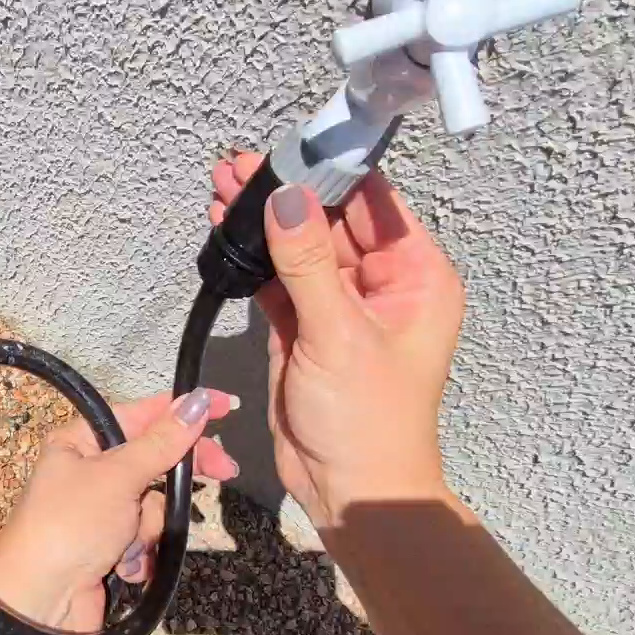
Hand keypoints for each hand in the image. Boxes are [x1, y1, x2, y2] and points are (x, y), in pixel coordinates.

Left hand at [0, 391, 238, 634]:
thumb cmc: (70, 525)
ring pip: (153, 505)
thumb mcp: (117, 476)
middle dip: (176, 478)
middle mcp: (89, 471)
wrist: (41, 602)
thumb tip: (196, 402)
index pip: (140, 415)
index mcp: (80, 441)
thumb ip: (161, 442)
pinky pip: (144, 538)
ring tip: (129, 543)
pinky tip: (122, 566)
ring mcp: (100, 511)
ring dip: (149, 527)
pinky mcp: (109, 546)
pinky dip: (140, 553)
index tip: (225, 406)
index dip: (181, 410)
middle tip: (224, 472)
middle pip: (153, 460)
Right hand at [208, 152, 463, 527]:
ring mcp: (335, 308)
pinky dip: (251, 261)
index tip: (287, 147)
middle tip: (237, 165)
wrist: (348, 487)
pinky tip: (225, 235)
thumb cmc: (367, 417)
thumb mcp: (338, 333)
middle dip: (284, 194)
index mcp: (413, 276)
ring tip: (220, 188)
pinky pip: (276, 283)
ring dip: (260, 224)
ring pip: (295, 250)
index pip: (373, 205)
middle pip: (327, 222)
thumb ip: (307, 264)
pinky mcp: (301, 330)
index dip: (331, 173)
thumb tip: (285, 199)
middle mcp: (378, 285)